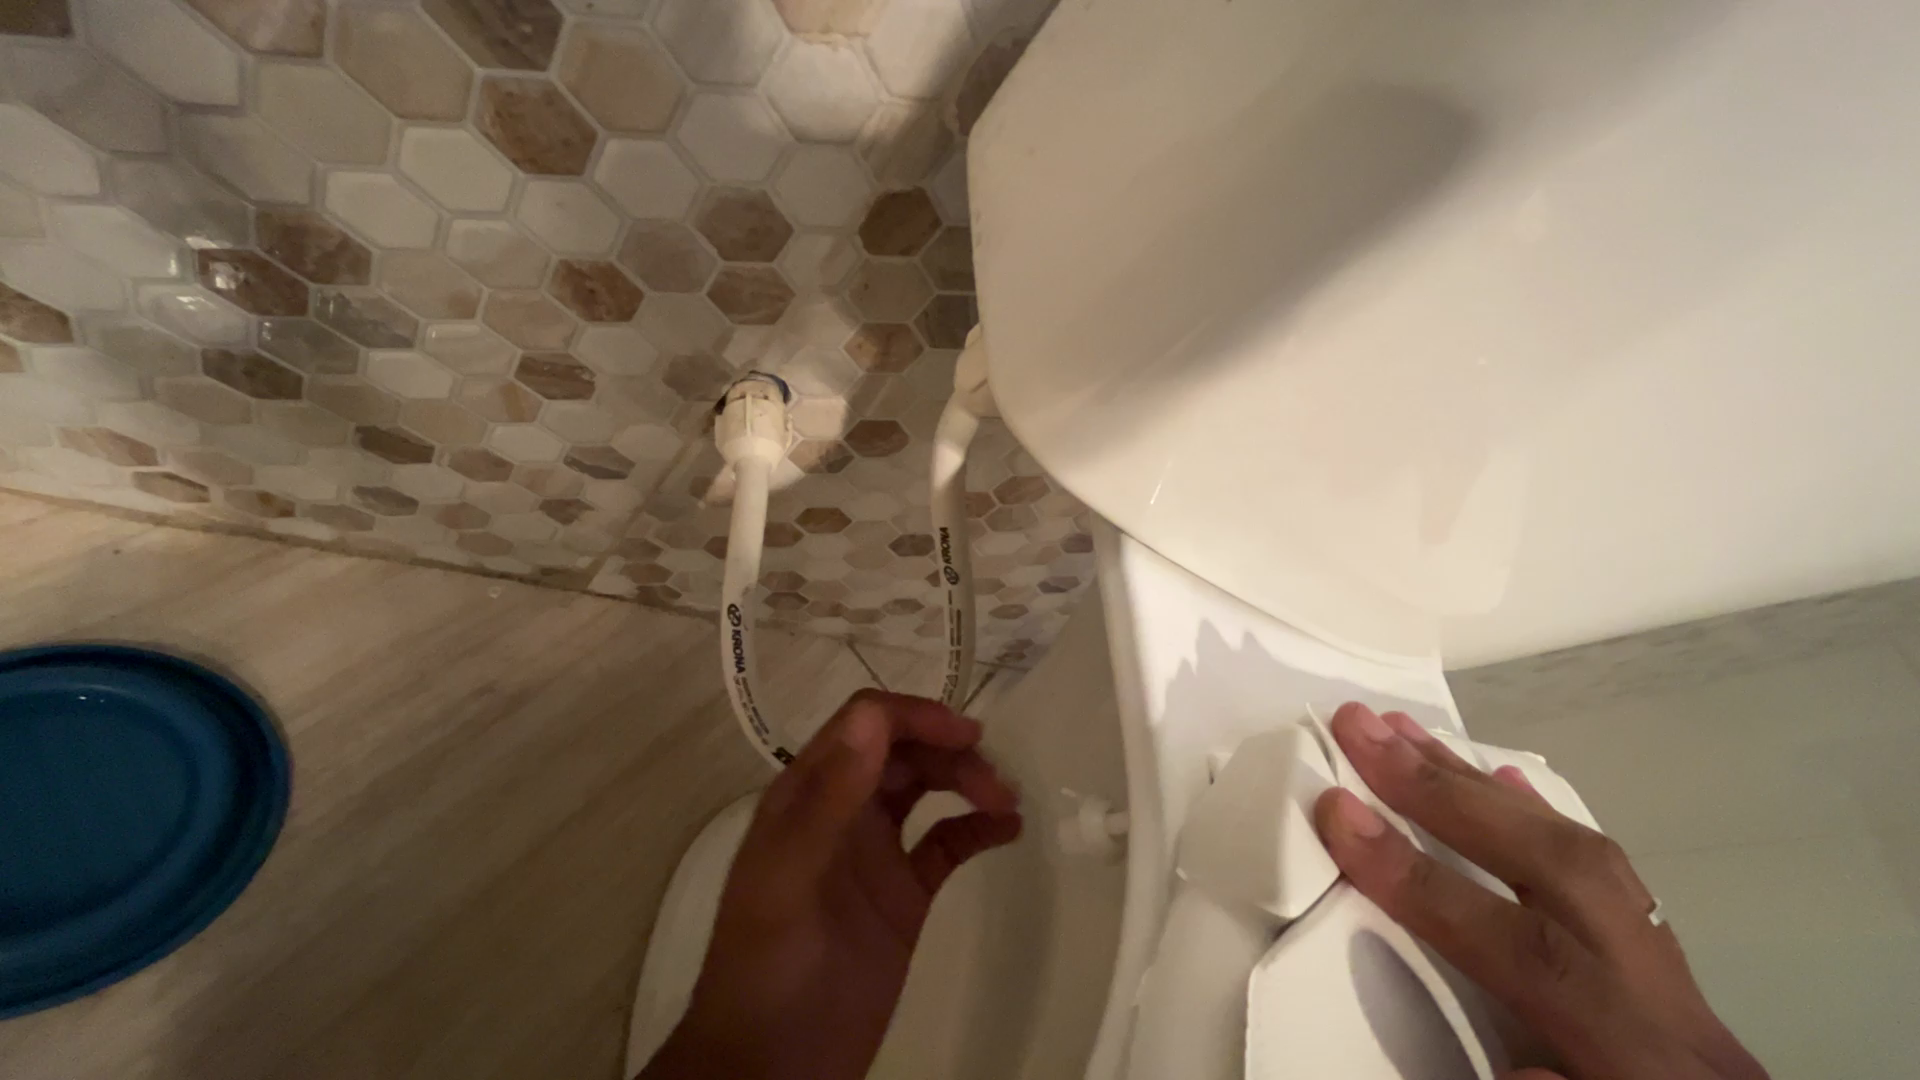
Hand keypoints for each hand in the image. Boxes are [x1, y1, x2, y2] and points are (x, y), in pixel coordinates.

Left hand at [642, 690, 1022, 1079]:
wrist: (773, 1066)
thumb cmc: (769, 964)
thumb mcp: (791, 875)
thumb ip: (829, 796)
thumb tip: (871, 716)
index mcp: (808, 793)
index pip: (864, 724)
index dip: (914, 717)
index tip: (965, 735)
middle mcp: (843, 810)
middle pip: (903, 750)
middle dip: (949, 751)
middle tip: (994, 779)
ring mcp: (875, 850)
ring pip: (928, 788)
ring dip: (967, 781)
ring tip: (1007, 800)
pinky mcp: (903, 893)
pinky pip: (946, 843)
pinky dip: (978, 828)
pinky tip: (1008, 829)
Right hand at [1313, 703, 1768, 1079]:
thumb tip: (1511, 1064)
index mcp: (1639, 1061)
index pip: (1522, 952)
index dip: (1421, 879)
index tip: (1337, 814)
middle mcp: (1670, 1010)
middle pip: (1559, 867)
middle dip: (1447, 792)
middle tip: (1360, 728)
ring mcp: (1676, 984)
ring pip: (1579, 850)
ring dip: (1476, 783)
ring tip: (1401, 731)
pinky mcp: (1670, 971)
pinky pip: (1610, 870)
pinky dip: (1541, 812)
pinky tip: (1502, 779)